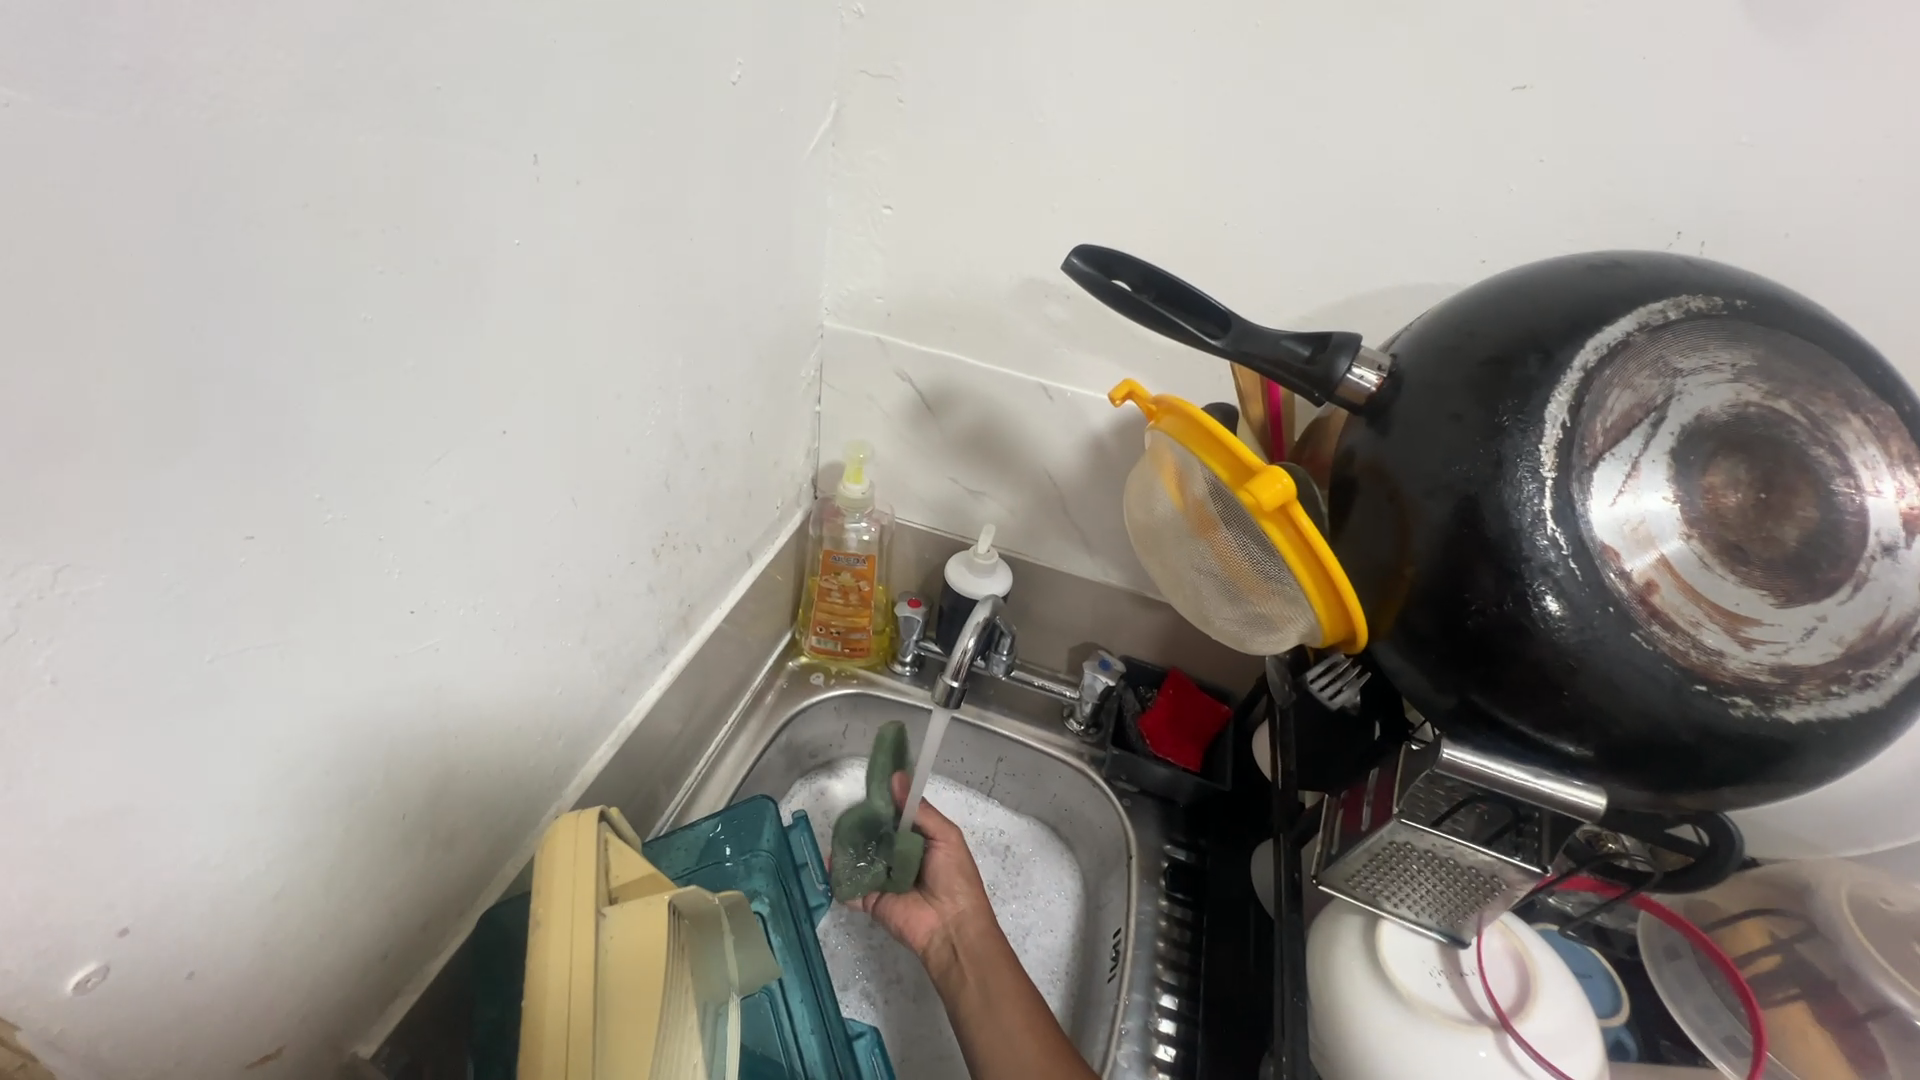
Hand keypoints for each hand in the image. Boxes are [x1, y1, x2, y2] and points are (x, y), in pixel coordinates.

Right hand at [851, 772, 997, 961]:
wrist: (951, 928)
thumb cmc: (954, 877)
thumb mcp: (945, 836)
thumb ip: (919, 810)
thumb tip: (897, 776)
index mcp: (919, 839)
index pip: (896, 816)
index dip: (883, 802)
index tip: (868, 785)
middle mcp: (899, 856)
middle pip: (875, 835)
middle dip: (861, 823)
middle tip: (846, 810)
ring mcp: (883, 877)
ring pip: (859, 857)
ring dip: (847, 847)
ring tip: (834, 832)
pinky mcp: (869, 899)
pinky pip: (849, 885)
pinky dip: (837, 875)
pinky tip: (827, 862)